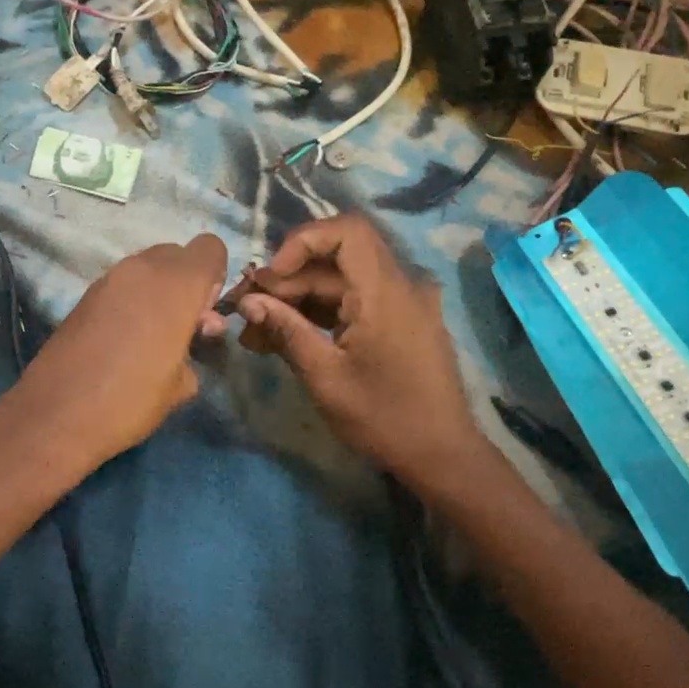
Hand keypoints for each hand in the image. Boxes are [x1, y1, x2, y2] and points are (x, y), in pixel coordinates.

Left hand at [5, 234, 228, 474]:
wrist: (56, 413)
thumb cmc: (131, 400)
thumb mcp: (181, 385)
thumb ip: (195, 348)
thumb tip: (190, 336)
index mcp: (176, 284)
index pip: (210, 248)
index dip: (215, 277)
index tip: (205, 313)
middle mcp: (142, 269)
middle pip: (177, 254)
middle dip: (186, 282)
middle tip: (182, 327)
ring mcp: (108, 279)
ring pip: (147, 268)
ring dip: (157, 292)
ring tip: (152, 339)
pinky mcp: (84, 296)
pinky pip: (121, 285)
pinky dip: (131, 302)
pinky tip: (123, 341)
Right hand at [234, 215, 486, 481]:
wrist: (442, 456)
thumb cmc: (384, 418)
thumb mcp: (325, 377)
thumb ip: (286, 331)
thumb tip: (248, 302)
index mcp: (385, 293)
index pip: (346, 231)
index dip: (301, 242)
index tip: (271, 277)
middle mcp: (399, 288)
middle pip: (335, 260)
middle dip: (287, 280)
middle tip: (245, 311)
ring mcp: (401, 305)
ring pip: (340, 283)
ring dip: (297, 301)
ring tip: (256, 332)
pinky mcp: (399, 324)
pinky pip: (354, 303)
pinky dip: (319, 315)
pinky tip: (284, 338)